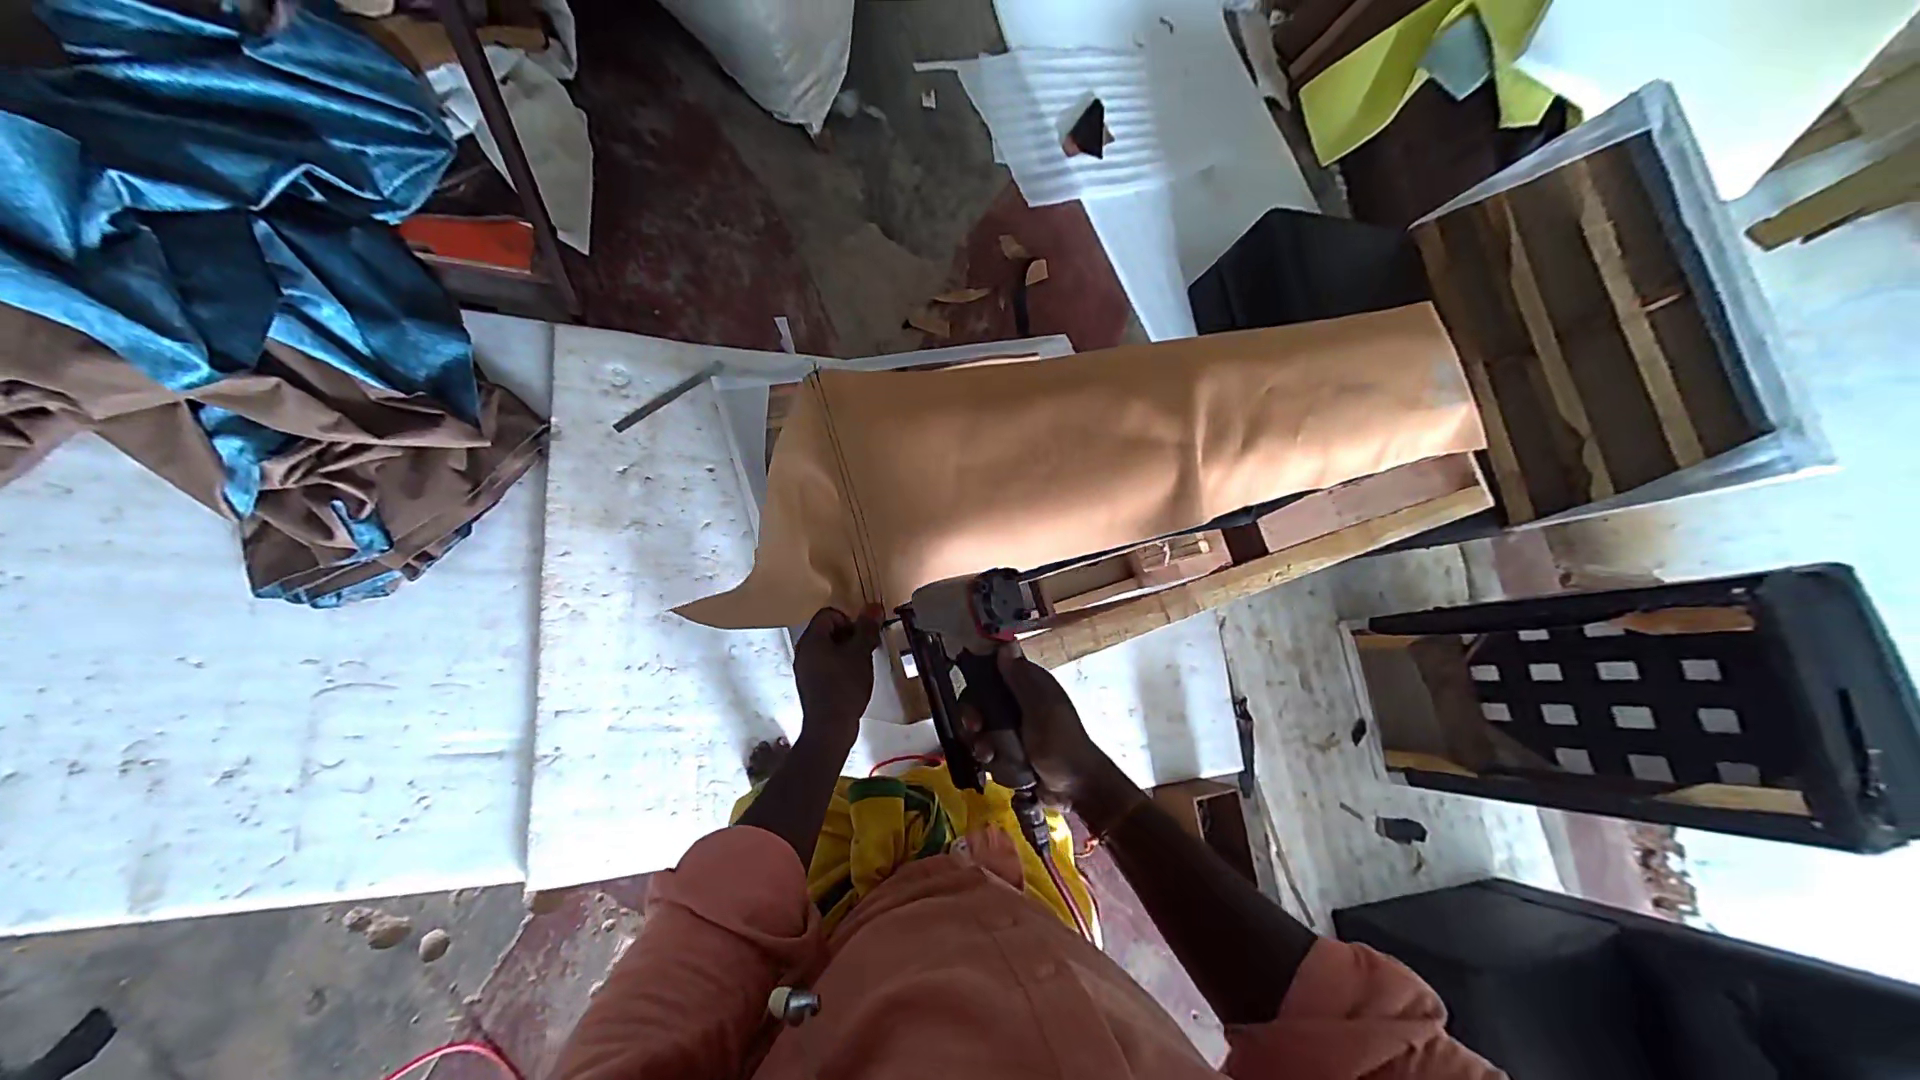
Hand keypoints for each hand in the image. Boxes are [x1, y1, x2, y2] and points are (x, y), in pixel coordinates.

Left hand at [792, 606, 880, 747]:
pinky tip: (853, 679)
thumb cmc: (844, 686)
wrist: (830, 727)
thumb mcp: (860, 653)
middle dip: (850, 635)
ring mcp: (805, 669)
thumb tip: (872, 607)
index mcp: (812, 639)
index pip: (829, 614)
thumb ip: (866, 628)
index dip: (849, 619)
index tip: (864, 635)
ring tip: (862, 664)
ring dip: (847, 651)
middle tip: (866, 648)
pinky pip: (825, 664)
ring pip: (827, 648)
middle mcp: (803, 651)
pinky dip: (840, 665)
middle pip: (827, 630)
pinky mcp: (810, 684)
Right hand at [961, 645, 1140, 825]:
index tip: (973, 699)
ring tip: (991, 756)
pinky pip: (988, 752)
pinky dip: (991, 760)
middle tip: (977, 731)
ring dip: (983, 744)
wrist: (1074, 790)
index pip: (992, 673)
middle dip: (975, 720)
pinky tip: (995, 766)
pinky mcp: (1010, 754)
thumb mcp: (1041, 708)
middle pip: (980, 704)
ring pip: (981, 731)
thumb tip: (1006, 644)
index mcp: (1030, 685)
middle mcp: (1019, 704)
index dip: (977, 684)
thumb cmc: (1060, 744)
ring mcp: (1014, 731)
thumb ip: (1021, 679)